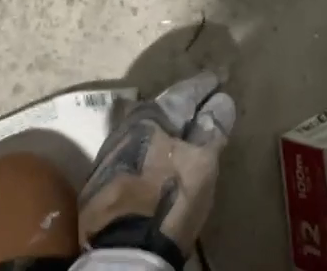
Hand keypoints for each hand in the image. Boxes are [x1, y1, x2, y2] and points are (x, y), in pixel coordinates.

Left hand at [79, 72, 236, 266]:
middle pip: (164, 110)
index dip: (206, 84)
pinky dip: (155, 149)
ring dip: (169, 129)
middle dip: (185, 106)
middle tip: (205, 100)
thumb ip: (213, 128)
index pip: (185, 91)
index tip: (221, 76)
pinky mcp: (104, 179)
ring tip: (187, 128)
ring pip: (148, 131)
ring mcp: (112, 153)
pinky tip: (164, 157)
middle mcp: (127, 126)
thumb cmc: (169, 198)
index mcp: (150, 115)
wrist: (124, 250)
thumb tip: (221, 100)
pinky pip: (137, 152)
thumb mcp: (202, 163)